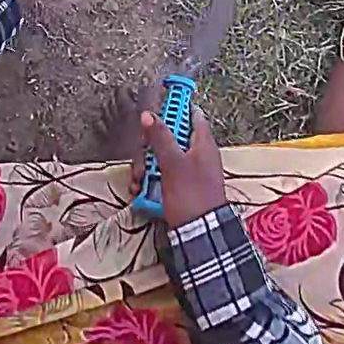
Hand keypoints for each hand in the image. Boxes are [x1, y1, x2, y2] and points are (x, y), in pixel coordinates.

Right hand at [131, 106, 226, 228]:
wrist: (201, 235)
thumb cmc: (191, 195)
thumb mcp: (172, 163)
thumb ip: (160, 137)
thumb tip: (148, 114)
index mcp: (203, 143)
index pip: (191, 114)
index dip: (174, 108)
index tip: (157, 111)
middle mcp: (198, 154)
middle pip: (171, 136)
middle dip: (152, 143)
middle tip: (144, 152)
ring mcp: (189, 171)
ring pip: (163, 156)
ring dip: (147, 165)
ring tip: (140, 178)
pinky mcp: (180, 186)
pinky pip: (162, 174)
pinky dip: (151, 179)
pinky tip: (141, 188)